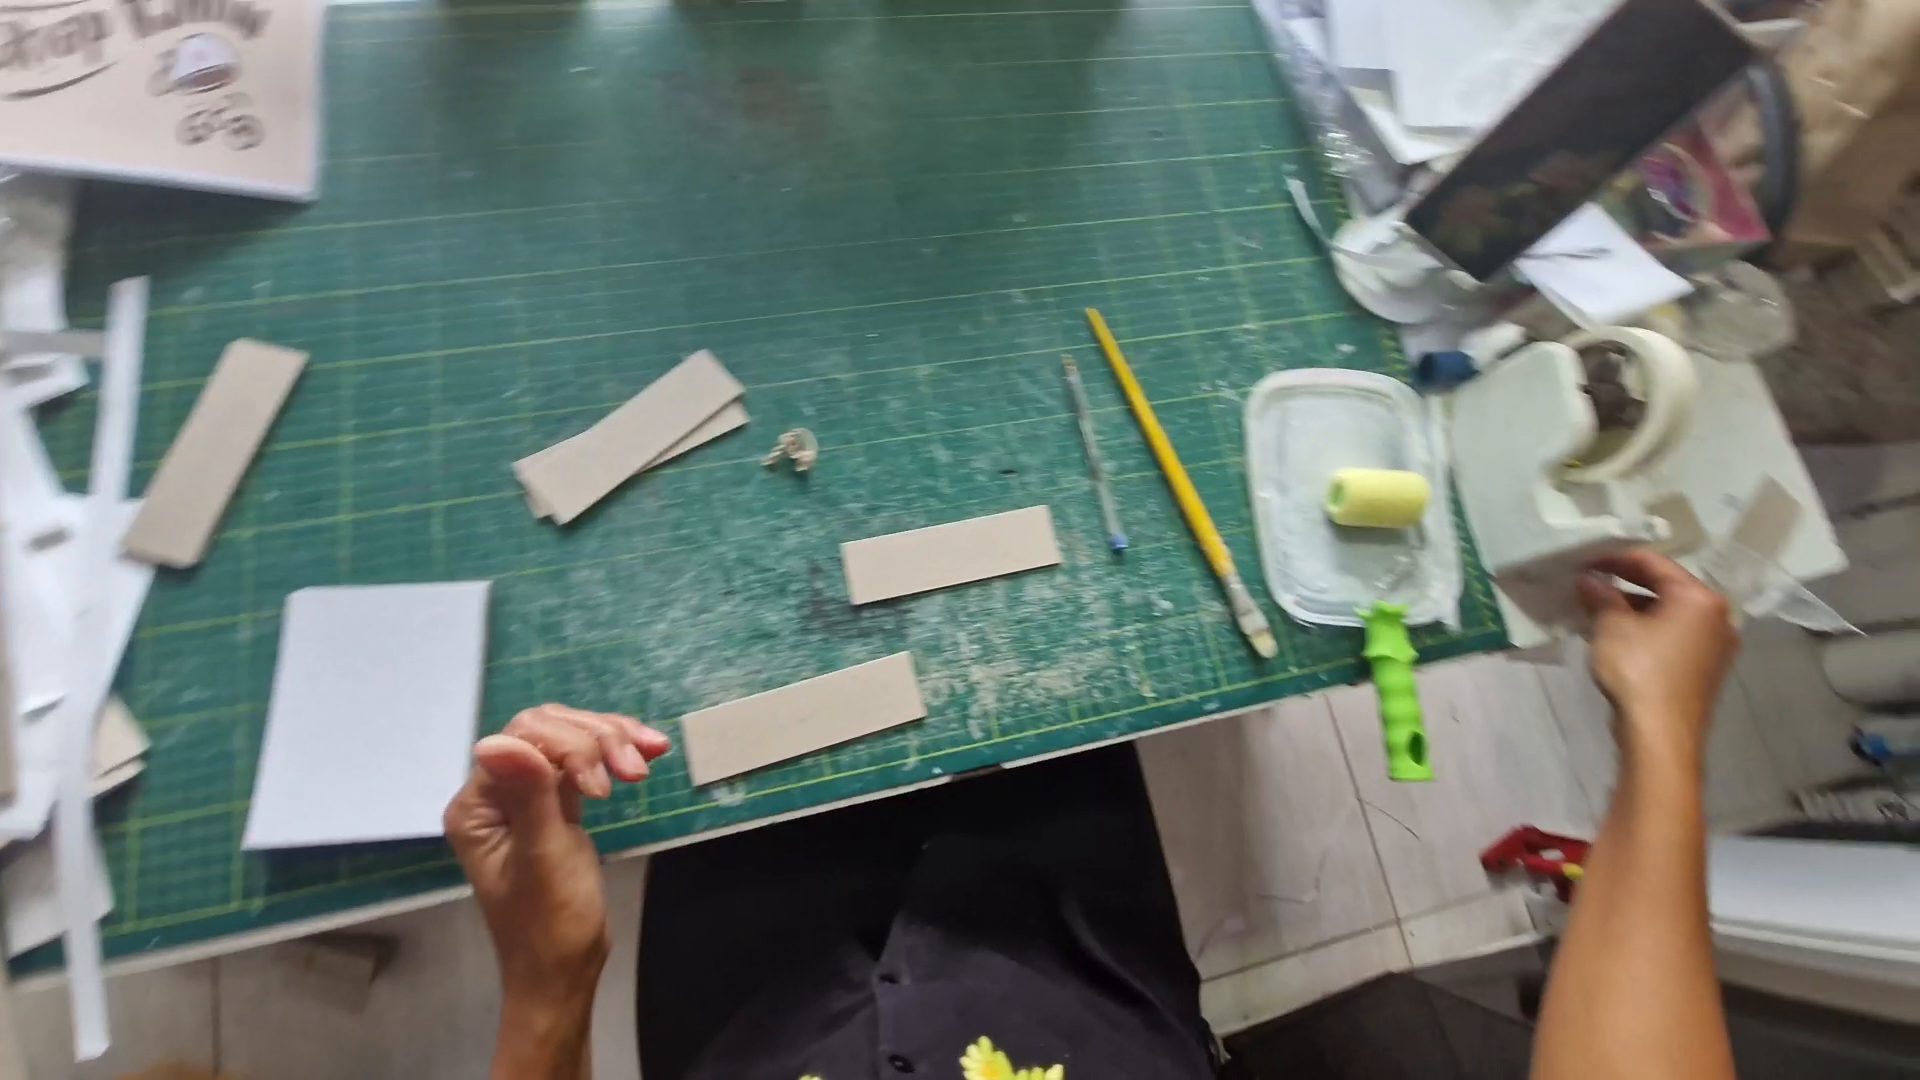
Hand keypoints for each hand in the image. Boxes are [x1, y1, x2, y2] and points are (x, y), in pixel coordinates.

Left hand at [444, 705, 670, 1007]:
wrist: (568, 967)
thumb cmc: (550, 921)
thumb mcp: (544, 854)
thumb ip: (528, 793)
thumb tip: (494, 739)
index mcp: (478, 804)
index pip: (524, 736)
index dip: (570, 745)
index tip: (605, 786)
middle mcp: (497, 791)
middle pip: (551, 728)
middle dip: (598, 740)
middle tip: (636, 772)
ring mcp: (529, 794)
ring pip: (574, 737)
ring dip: (615, 742)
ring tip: (647, 765)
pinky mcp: (559, 801)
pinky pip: (587, 760)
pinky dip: (619, 753)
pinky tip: (649, 754)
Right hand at [1577, 552, 1737, 768]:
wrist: (1661, 729)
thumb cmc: (1639, 668)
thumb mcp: (1611, 626)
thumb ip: (1600, 596)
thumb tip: (1588, 579)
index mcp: (1699, 599)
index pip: (1655, 564)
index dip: (1615, 558)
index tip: (1583, 559)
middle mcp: (1716, 616)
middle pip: (1665, 586)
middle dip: (1623, 581)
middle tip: (1585, 579)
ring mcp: (1713, 642)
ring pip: (1666, 611)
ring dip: (1630, 605)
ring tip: (1593, 605)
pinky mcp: (1702, 664)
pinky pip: (1670, 632)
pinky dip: (1642, 625)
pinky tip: (1613, 631)